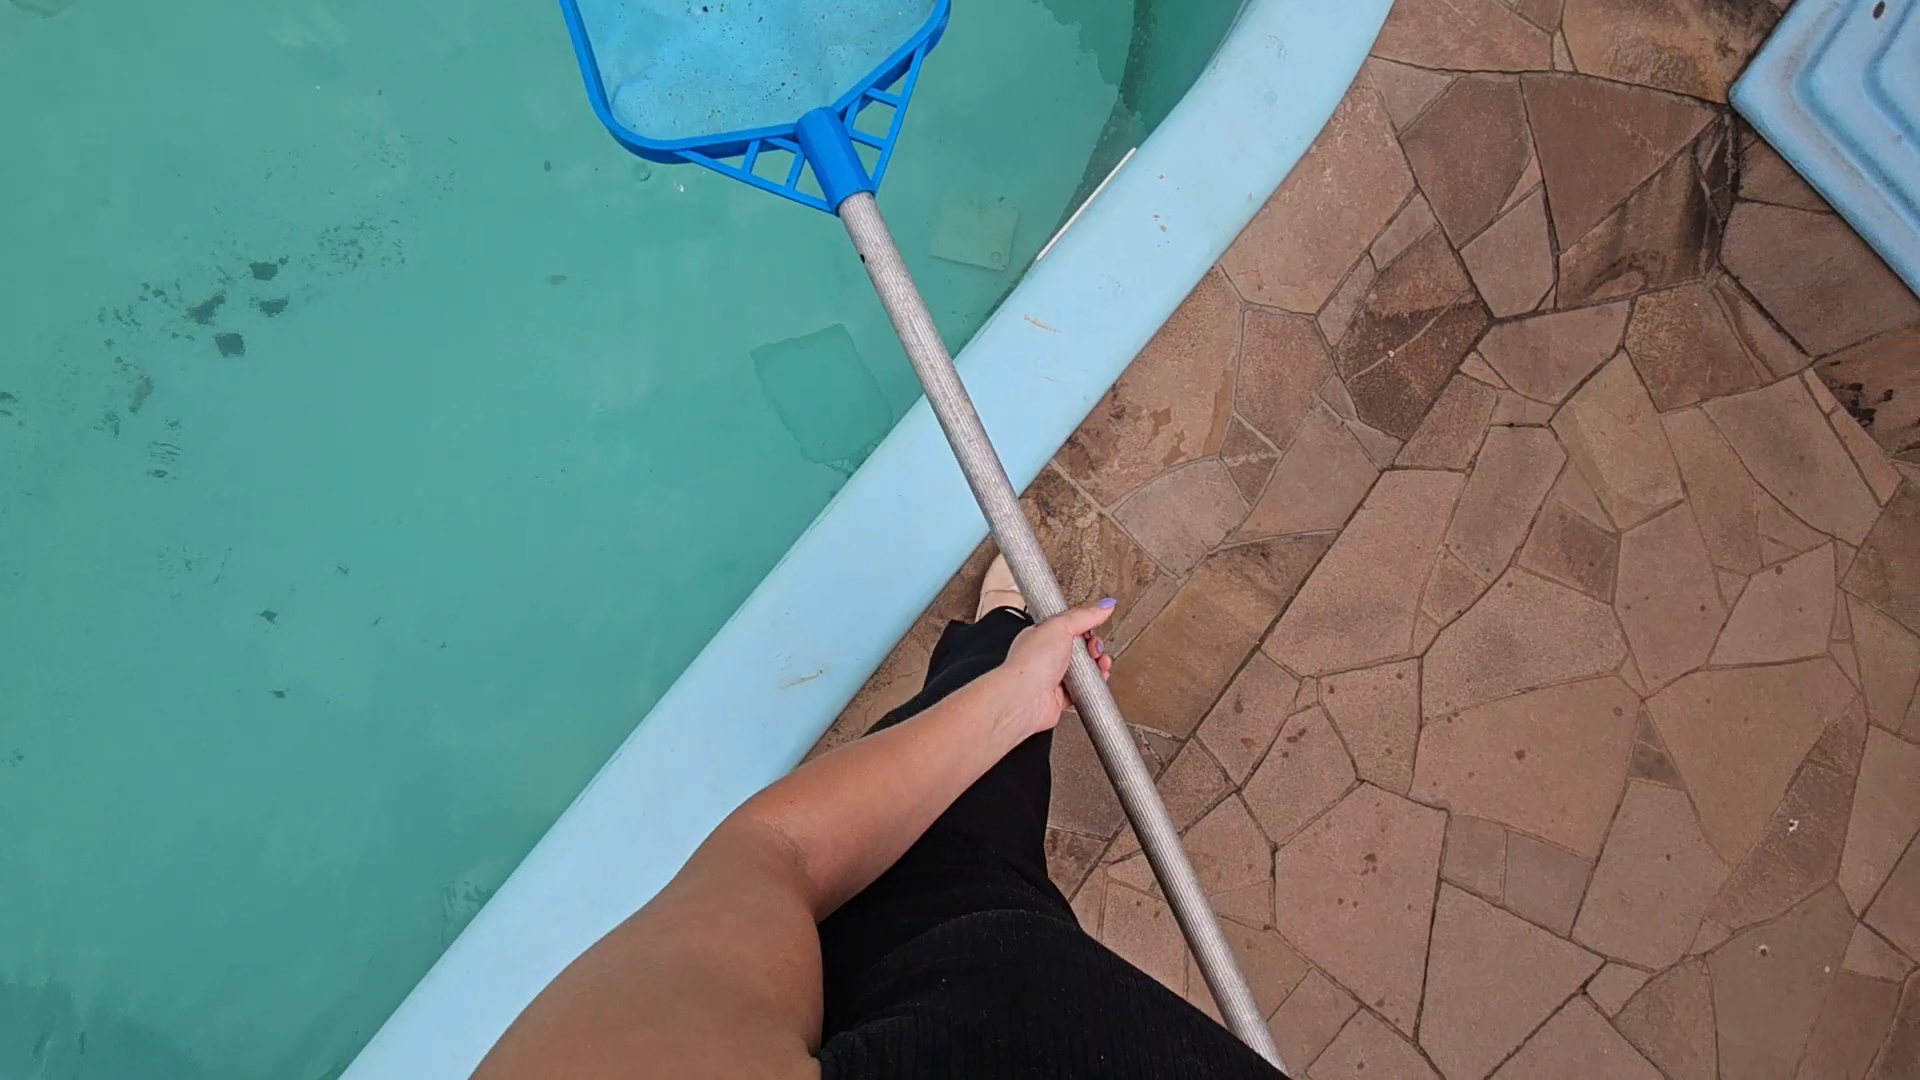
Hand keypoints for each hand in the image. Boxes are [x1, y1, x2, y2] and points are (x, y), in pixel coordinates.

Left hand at [983, 601, 1115, 737]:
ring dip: (1098, 666)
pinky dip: (1093, 685)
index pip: (1069, 626)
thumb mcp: (1060, 626)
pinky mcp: (1061, 697)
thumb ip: (1084, 616)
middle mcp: (1046, 655)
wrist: (1026, 698)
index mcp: (1042, 635)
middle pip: (1079, 648)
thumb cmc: (1032, 661)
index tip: (1092, 629)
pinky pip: (1083, 689)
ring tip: (1102, 664)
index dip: (1084, 627)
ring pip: (1084, 669)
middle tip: (1095, 649)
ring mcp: (1054, 676)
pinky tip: (1097, 680)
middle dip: (1093, 647)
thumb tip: (1105, 606)